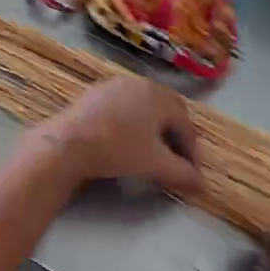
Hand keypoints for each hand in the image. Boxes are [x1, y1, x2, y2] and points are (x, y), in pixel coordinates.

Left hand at [47, 75, 199, 193]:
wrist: (66, 142)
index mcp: (158, 94)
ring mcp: (110, 85)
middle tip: (174, 162)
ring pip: (141, 109)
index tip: (191, 175)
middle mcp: (135, 83)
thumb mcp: (157, 164)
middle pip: (165, 112)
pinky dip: (129, 124)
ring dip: (151, 130)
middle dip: (173, 137)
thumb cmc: (117, 148)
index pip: (186, 125)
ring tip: (150, 153)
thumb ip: (185, 175)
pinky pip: (120, 108)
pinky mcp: (90, 93)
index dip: (191, 153)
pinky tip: (124, 141)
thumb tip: (203, 186)